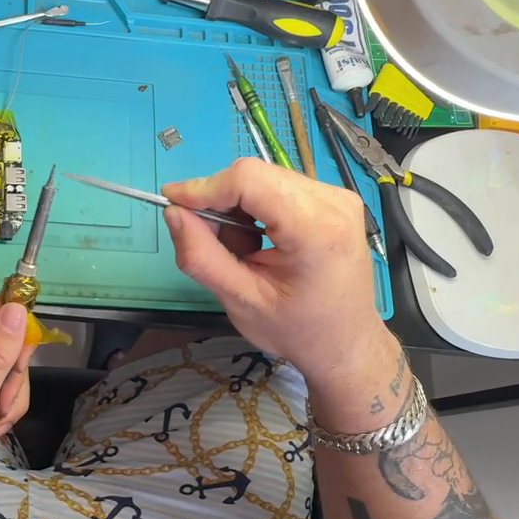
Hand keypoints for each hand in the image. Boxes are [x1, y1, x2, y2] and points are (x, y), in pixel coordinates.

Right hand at [163, 159, 403, 425]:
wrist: (345, 343)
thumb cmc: (297, 330)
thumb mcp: (240, 301)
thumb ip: (201, 257)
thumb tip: (174, 212)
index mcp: (316, 228)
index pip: (249, 180)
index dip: (204, 187)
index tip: (172, 204)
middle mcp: (333, 201)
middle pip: (254, 175)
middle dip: (219, 202)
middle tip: (208, 241)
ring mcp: (337, 196)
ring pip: (262, 178)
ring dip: (237, 208)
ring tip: (242, 250)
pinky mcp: (334, 198)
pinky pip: (277, 186)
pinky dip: (255, 208)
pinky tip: (259, 241)